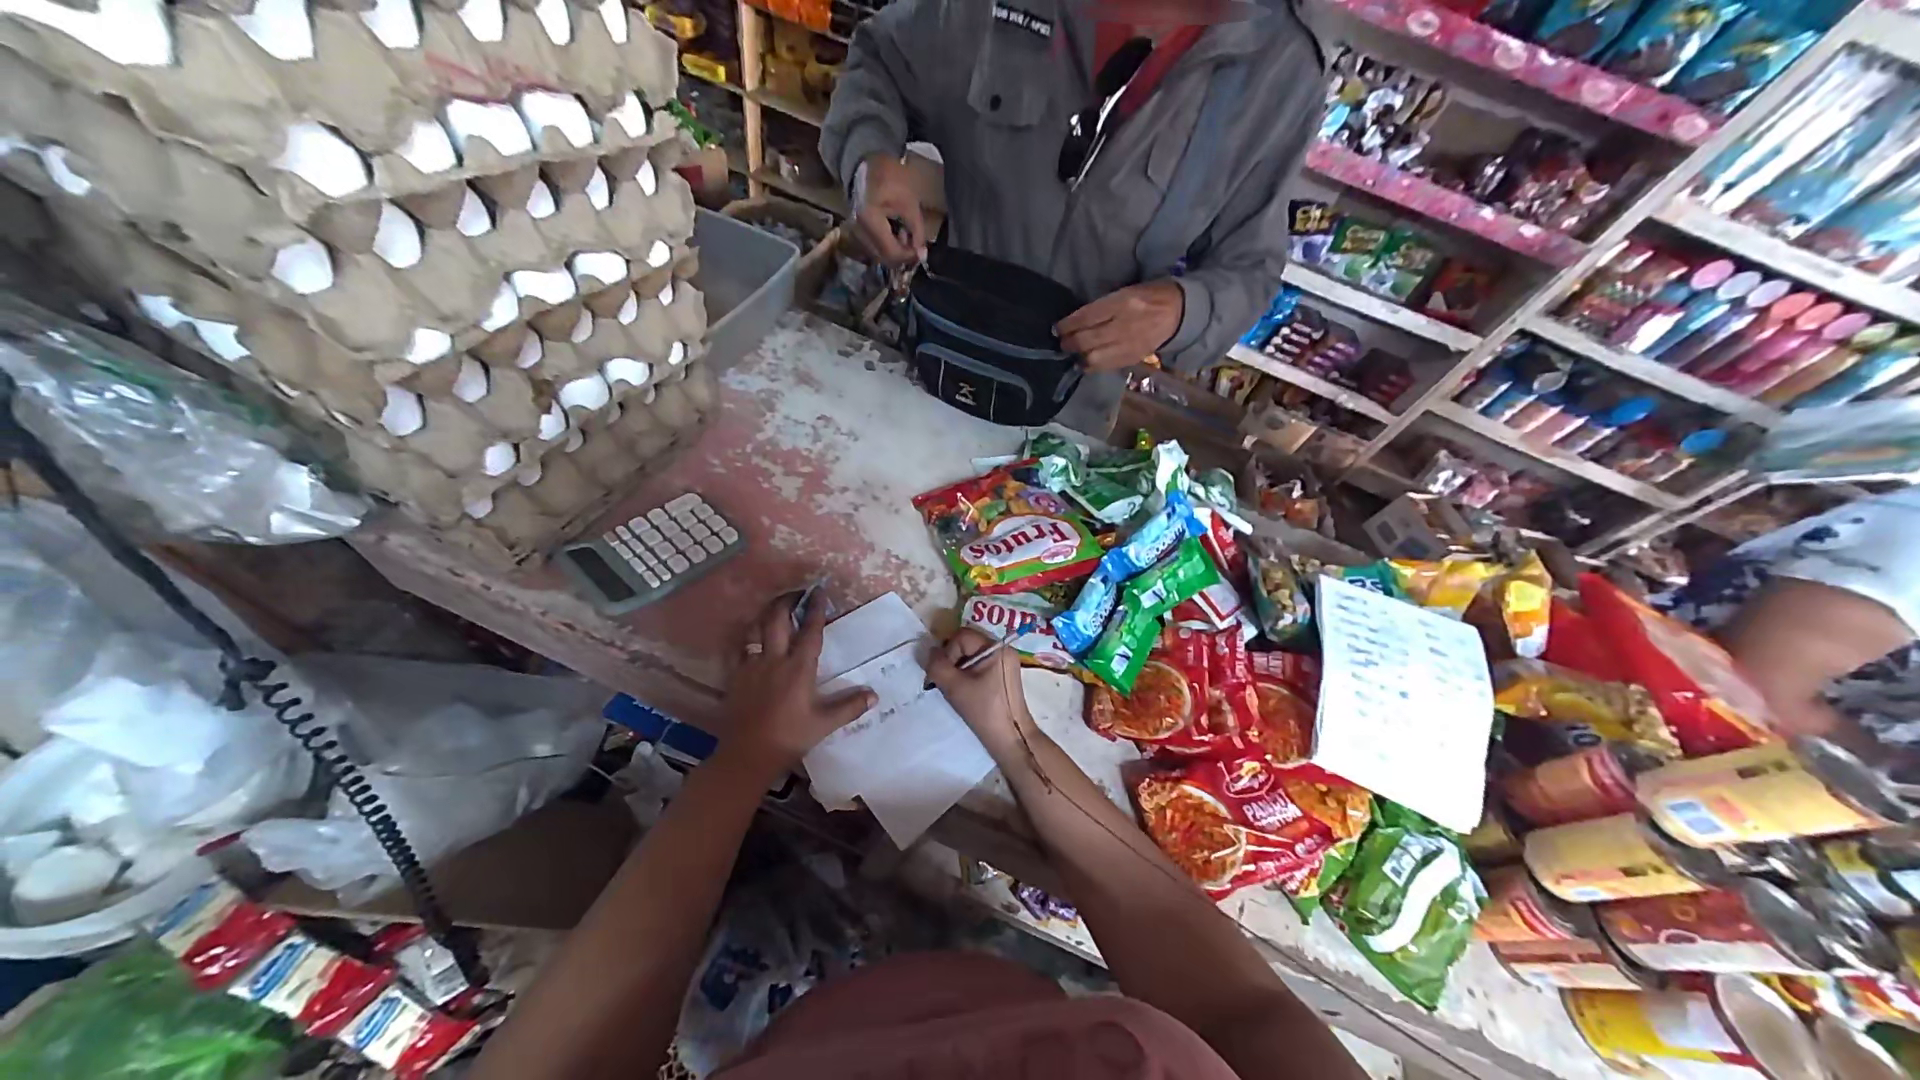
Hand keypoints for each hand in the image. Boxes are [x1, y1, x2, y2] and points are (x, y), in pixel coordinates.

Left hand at [717, 595, 875, 776]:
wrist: (747, 755)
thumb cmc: (789, 738)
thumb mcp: (824, 724)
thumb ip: (849, 707)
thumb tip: (874, 695)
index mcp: (798, 668)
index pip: (811, 631)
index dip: (816, 609)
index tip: (820, 592)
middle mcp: (774, 660)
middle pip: (777, 620)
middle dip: (787, 602)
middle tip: (796, 594)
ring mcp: (751, 667)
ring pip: (756, 630)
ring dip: (766, 616)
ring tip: (774, 611)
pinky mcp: (735, 677)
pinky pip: (739, 649)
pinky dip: (746, 639)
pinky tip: (750, 639)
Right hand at [851, 154, 926, 267]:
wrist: (868, 162)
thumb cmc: (891, 178)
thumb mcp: (910, 205)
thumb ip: (917, 233)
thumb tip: (922, 255)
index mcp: (870, 221)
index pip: (891, 252)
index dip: (908, 256)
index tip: (921, 252)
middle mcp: (859, 230)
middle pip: (884, 257)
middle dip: (902, 255)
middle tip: (915, 244)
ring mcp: (855, 232)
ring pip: (879, 255)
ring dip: (895, 250)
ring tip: (905, 235)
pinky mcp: (856, 231)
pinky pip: (874, 247)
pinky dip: (887, 245)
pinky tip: (895, 232)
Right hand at [926, 629, 1032, 755]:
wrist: (1010, 738)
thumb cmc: (983, 711)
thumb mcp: (954, 687)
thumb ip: (937, 665)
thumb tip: (930, 652)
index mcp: (996, 648)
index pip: (962, 636)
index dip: (947, 652)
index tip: (944, 674)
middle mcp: (1004, 650)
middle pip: (967, 643)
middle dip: (951, 660)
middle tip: (945, 680)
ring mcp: (1005, 662)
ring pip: (971, 655)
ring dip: (957, 668)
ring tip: (954, 688)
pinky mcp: (1003, 674)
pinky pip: (979, 664)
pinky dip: (967, 674)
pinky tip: (965, 691)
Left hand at [1055, 280, 1183, 372]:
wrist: (1178, 313)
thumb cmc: (1148, 297)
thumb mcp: (1125, 292)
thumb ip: (1102, 307)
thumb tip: (1076, 322)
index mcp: (1121, 302)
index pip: (1086, 317)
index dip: (1067, 326)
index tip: (1057, 329)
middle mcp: (1123, 325)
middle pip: (1086, 340)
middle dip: (1069, 344)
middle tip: (1062, 343)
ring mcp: (1128, 345)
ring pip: (1094, 358)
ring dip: (1079, 358)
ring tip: (1074, 354)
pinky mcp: (1131, 359)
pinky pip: (1106, 366)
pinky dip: (1092, 366)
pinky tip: (1086, 363)